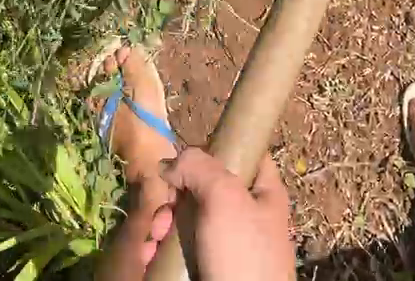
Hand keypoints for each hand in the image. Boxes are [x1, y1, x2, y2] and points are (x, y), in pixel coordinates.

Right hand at [160, 147, 295, 280]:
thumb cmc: (243, 255)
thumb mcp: (224, 196)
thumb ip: (198, 166)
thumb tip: (170, 164)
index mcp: (263, 192)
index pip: (243, 152)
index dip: (215, 147)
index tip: (188, 155)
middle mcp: (247, 215)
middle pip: (205, 185)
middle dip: (175, 192)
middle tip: (164, 205)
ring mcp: (227, 245)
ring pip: (187, 217)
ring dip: (163, 221)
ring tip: (153, 236)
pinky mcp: (208, 268)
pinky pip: (180, 247)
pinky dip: (162, 247)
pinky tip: (150, 253)